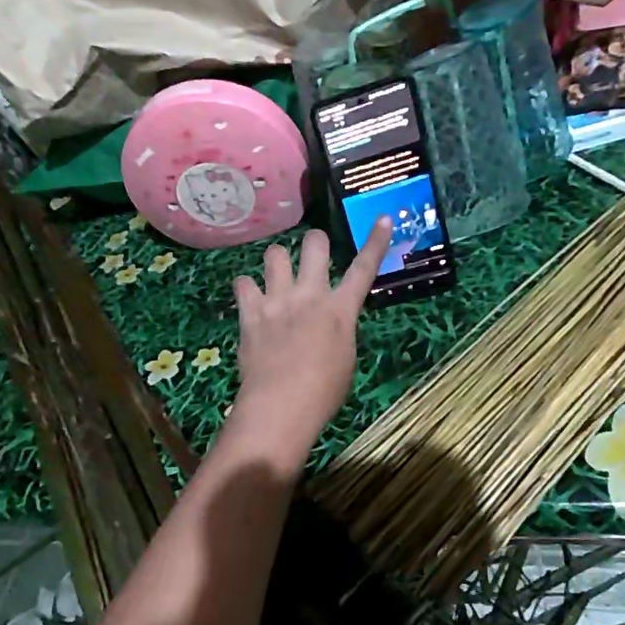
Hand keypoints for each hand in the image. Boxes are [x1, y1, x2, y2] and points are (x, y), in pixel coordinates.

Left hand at [228, 218, 390, 455]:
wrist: (281, 406)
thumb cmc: (323, 393)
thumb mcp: (346, 359)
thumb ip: (339, 330)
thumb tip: (330, 321)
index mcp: (341, 310)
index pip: (365, 268)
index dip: (375, 241)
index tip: (382, 217)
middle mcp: (310, 295)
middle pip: (314, 244)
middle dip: (316, 244)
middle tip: (313, 258)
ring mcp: (277, 300)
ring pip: (275, 254)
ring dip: (279, 261)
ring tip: (278, 278)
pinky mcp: (250, 312)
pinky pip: (243, 282)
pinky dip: (248, 288)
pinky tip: (251, 299)